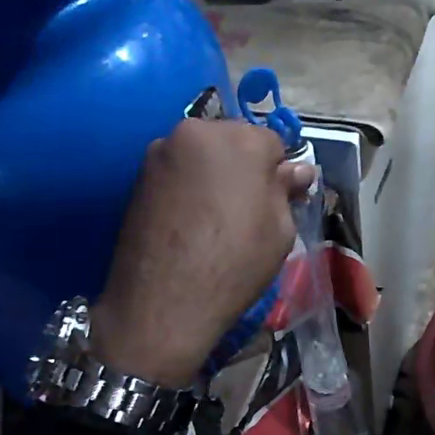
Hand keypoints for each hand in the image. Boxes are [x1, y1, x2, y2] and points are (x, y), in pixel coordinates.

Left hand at [90, 118, 316, 387]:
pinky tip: (190, 223)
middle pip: (232, 142)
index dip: (277, 173)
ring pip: (201, 157)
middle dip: (242, 168)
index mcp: (240, 138)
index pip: (272, 143)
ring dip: (212, 177)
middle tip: (244, 211)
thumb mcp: (279, 231)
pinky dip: (187, 189)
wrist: (164, 302)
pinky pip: (177, 173)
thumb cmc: (234, 264)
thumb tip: (297, 171)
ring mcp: (161, 152)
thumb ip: (285, 191)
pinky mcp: (137, 177)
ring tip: (214, 221)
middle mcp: (196, 132)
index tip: (275, 202)